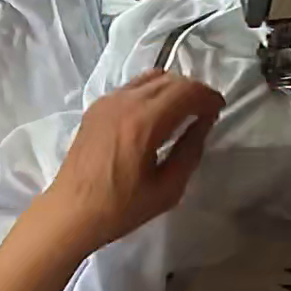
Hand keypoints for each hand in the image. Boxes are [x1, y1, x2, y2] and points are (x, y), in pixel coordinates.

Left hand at [31, 70, 224, 254]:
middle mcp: (124, 102)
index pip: (186, 90)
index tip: (218, 110)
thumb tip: (204, 122)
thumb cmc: (121, 207)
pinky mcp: (95, 108)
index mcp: (144, 122)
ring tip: (182, 112)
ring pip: (149, 78)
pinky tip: (154, 116)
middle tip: (205, 111)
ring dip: (172, 88)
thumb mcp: (167, 188)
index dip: (208, 96)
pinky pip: (131, 87)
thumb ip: (190, 150)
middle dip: (193, 91)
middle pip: (170, 79)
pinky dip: (150, 92)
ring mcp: (106, 102)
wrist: (71, 212)